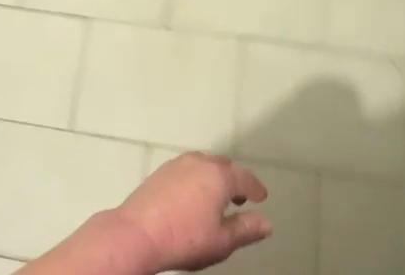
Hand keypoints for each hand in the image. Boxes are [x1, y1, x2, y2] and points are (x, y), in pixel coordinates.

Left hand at [109, 152, 270, 272]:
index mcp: (218, 176)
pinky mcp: (161, 171)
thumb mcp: (221, 241)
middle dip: (234, 180)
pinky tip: (192, 195)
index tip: (262, 196)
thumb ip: (246, 230)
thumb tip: (266, 223)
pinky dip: (196, 178)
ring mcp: (177, 164)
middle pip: (223, 166)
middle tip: (240, 198)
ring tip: (216, 198)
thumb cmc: (184, 237)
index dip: (255, 187)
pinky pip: (187, 169)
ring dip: (214, 177)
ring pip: (203, 164)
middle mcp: (199, 162)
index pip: (244, 177)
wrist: (138, 233)